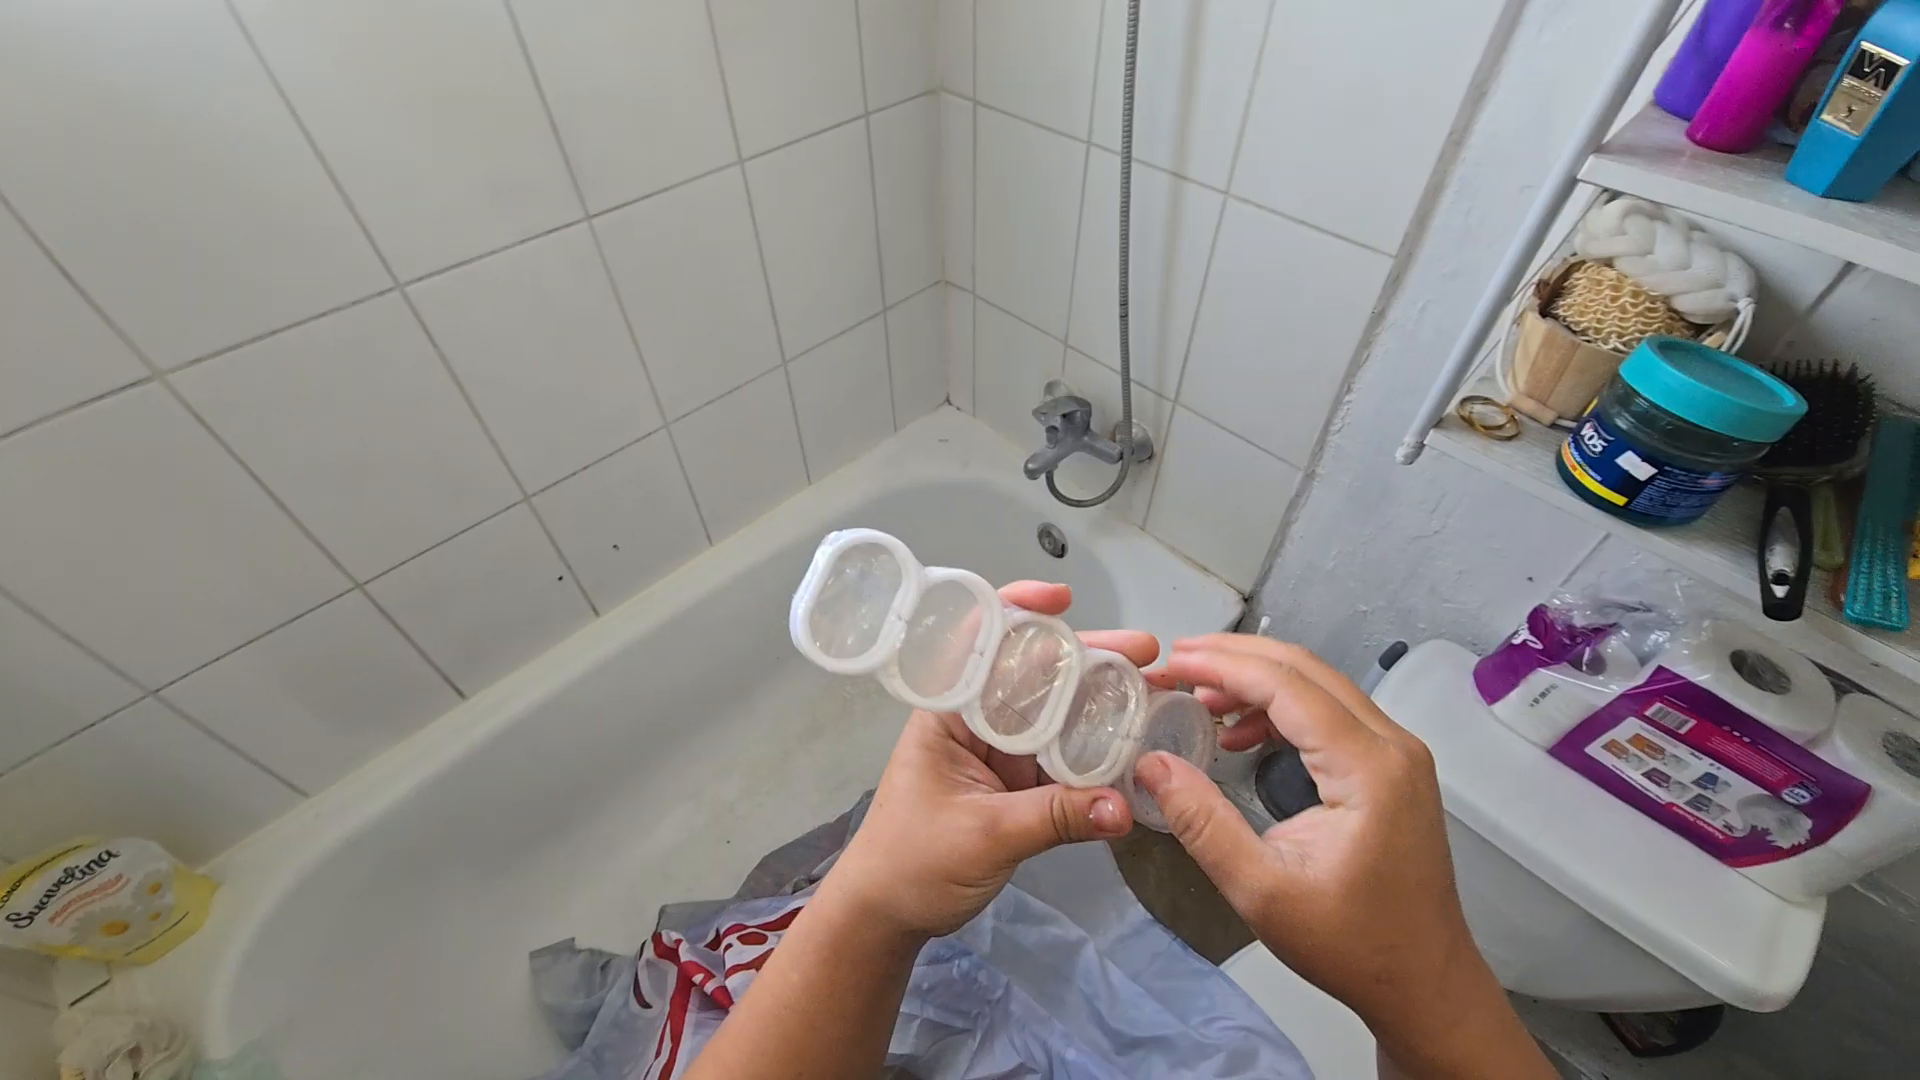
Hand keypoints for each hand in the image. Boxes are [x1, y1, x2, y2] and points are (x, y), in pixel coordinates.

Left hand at [820, 581, 1154, 941]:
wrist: (889, 914)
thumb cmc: (912, 863)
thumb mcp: (982, 836)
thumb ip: (1054, 819)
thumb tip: (1123, 807)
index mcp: (948, 713)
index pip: (978, 643)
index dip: (1018, 611)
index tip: (1064, 599)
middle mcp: (977, 720)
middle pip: (1033, 673)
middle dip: (1088, 657)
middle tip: (1146, 653)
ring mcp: (1002, 750)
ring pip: (1055, 711)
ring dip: (1101, 700)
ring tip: (1155, 690)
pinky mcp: (1020, 782)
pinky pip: (1063, 754)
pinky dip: (1097, 748)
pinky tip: (1137, 740)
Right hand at [1136, 634, 1553, 1079]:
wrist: (1425, 986)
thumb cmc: (1349, 944)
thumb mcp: (1259, 890)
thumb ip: (1201, 822)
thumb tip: (1151, 762)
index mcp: (1368, 768)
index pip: (1286, 686)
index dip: (1221, 665)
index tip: (1168, 664)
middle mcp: (1391, 744)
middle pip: (1304, 669)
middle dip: (1232, 657)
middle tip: (1173, 662)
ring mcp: (1396, 751)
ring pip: (1316, 683)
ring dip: (1253, 678)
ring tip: (1195, 695)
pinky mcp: (1389, 764)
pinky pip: (1326, 711)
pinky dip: (1276, 706)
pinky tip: (1237, 731)